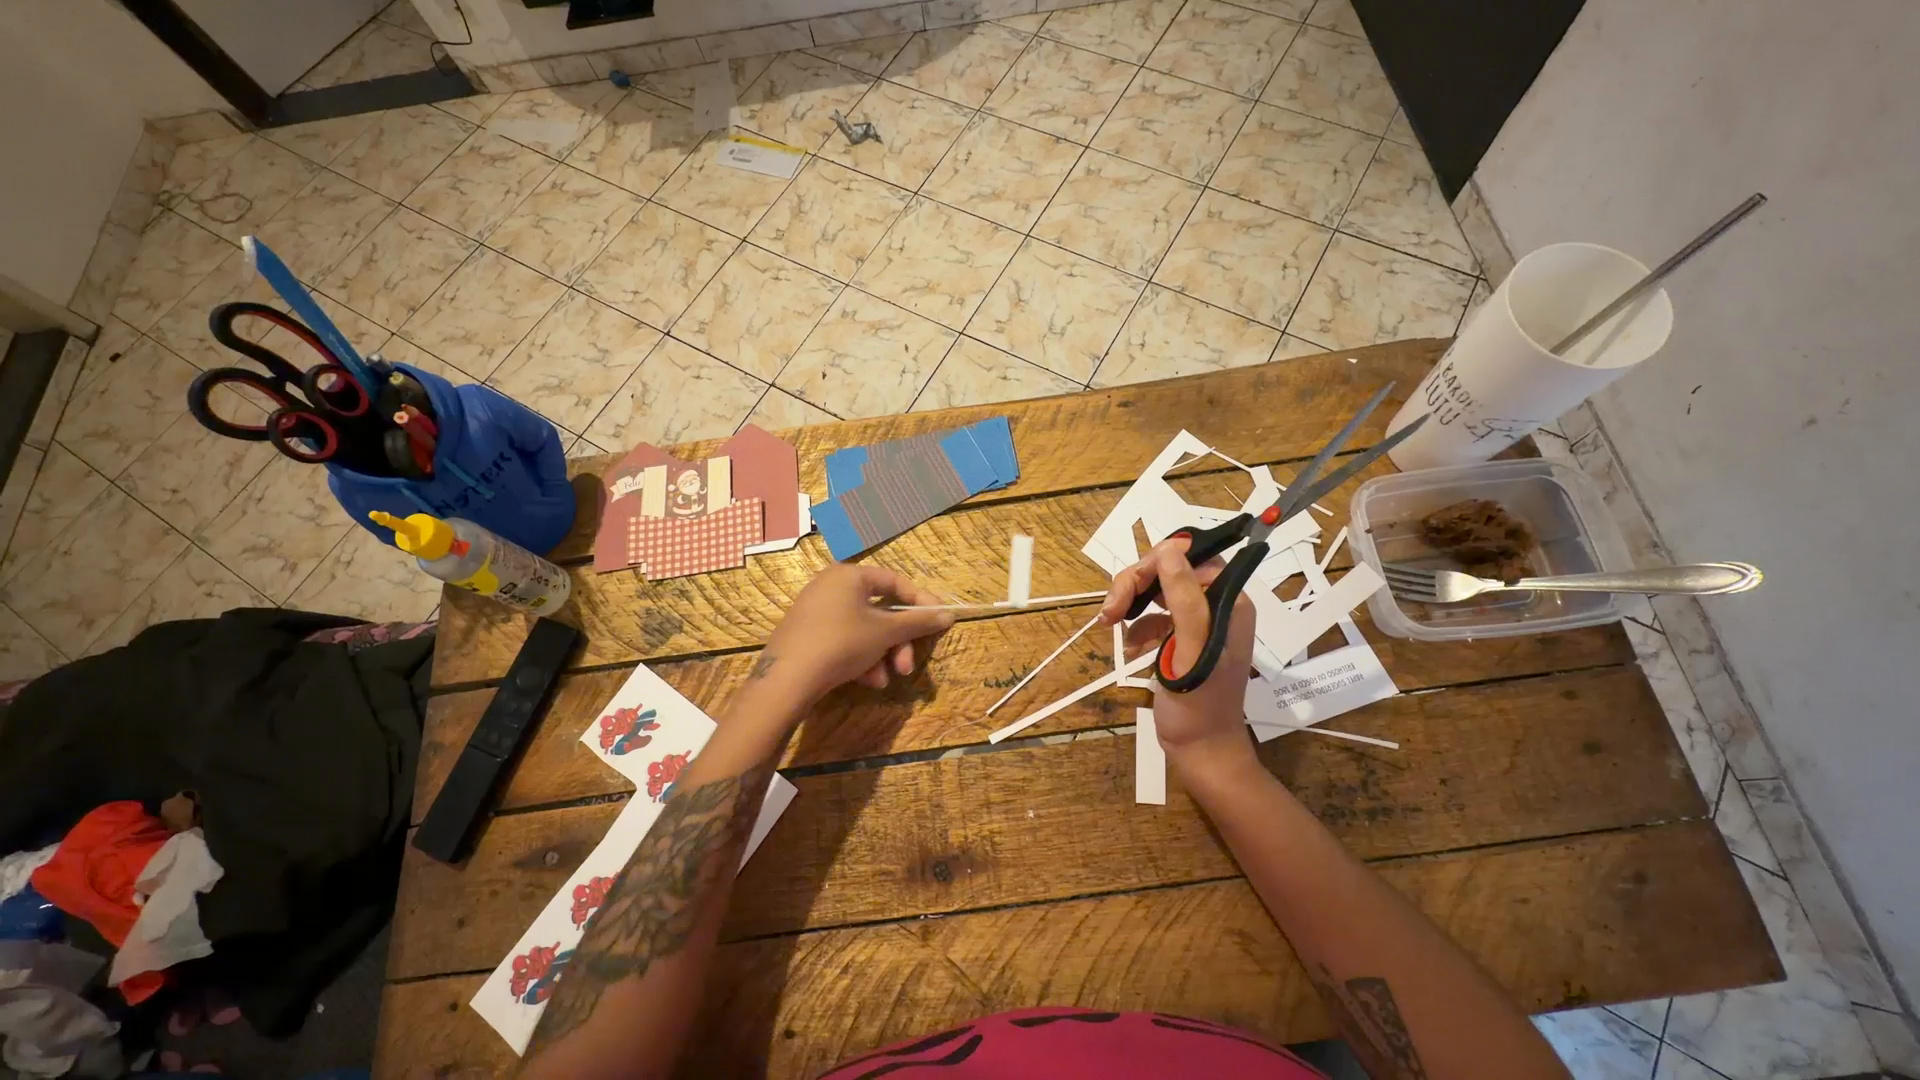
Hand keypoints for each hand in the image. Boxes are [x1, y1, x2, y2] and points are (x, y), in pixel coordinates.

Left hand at [755, 564, 955, 703]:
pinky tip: (868, 681)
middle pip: (880, 611)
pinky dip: (861, 659)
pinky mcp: (808, 635)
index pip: (895, 581)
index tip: (939, 620)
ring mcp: (817, 611)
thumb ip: (918, 621)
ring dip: (881, 655)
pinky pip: (845, 641)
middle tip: (907, 666)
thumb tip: (949, 614)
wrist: (787, 679)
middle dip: (898, 642)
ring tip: (884, 680)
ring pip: (864, 630)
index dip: (920, 601)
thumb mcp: (885, 632)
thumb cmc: (842, 642)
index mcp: (849, 575)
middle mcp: (831, 586)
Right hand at [1099, 540, 1259, 777]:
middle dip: (1135, 585)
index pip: (1188, 558)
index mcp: (1228, 601)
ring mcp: (1198, 622)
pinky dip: (1136, 624)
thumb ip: (1184, 596)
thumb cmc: (1200, 703)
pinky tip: (1128, 645)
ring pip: (1157, 590)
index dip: (1154, 565)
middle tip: (1110, 611)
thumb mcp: (1192, 646)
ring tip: (1109, 622)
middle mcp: (1216, 605)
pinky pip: (1154, 616)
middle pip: (1168, 571)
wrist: (1201, 749)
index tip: (1128, 589)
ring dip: (1131, 602)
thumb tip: (1170, 549)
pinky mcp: (1182, 639)